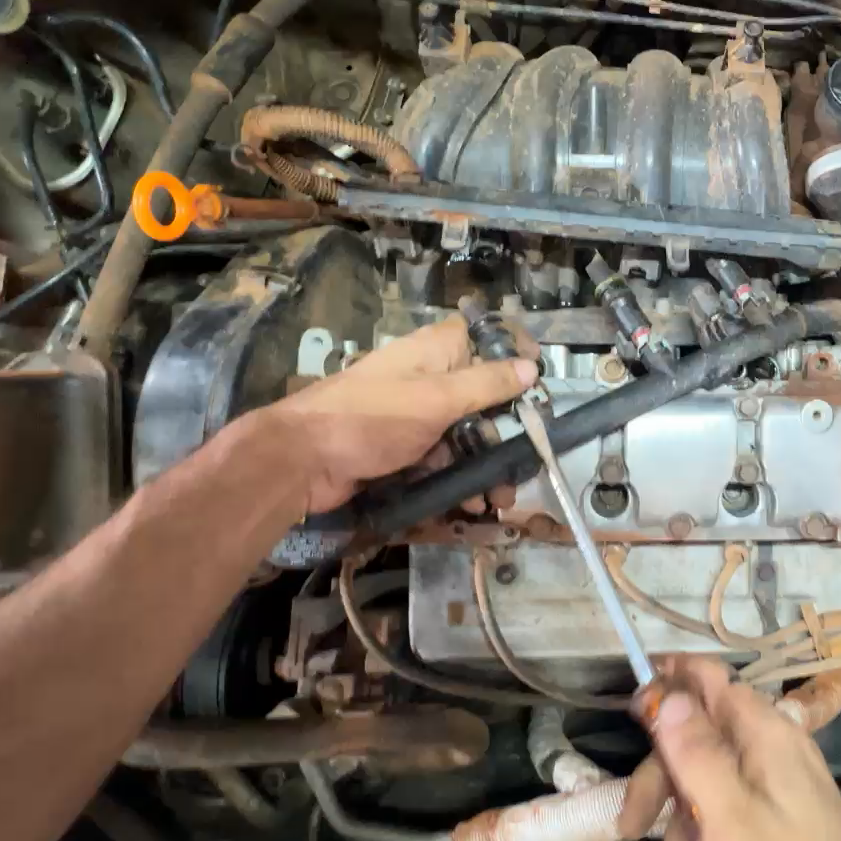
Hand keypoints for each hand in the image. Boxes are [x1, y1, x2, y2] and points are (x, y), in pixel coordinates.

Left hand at [256, 317, 538, 512]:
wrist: (301, 462)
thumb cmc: (371, 418)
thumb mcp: (437, 399)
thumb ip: (487, 384)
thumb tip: (531, 367)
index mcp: (437, 351)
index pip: (486, 336)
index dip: (514, 352)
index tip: (538, 383)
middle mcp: (431, 376)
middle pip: (484, 394)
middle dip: (506, 431)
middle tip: (524, 463)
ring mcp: (418, 413)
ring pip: (467, 432)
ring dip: (486, 464)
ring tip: (499, 499)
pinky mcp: (406, 446)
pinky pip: (444, 457)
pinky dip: (459, 477)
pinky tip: (472, 504)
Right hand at [636, 656, 840, 840]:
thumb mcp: (733, 821)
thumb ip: (699, 753)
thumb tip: (670, 689)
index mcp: (767, 735)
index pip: (712, 679)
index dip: (669, 682)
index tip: (631, 703)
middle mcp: (773, 753)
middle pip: (698, 744)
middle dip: (665, 787)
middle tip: (634, 825)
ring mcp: (777, 793)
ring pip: (705, 795)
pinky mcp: (779, 830)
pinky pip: (726, 830)